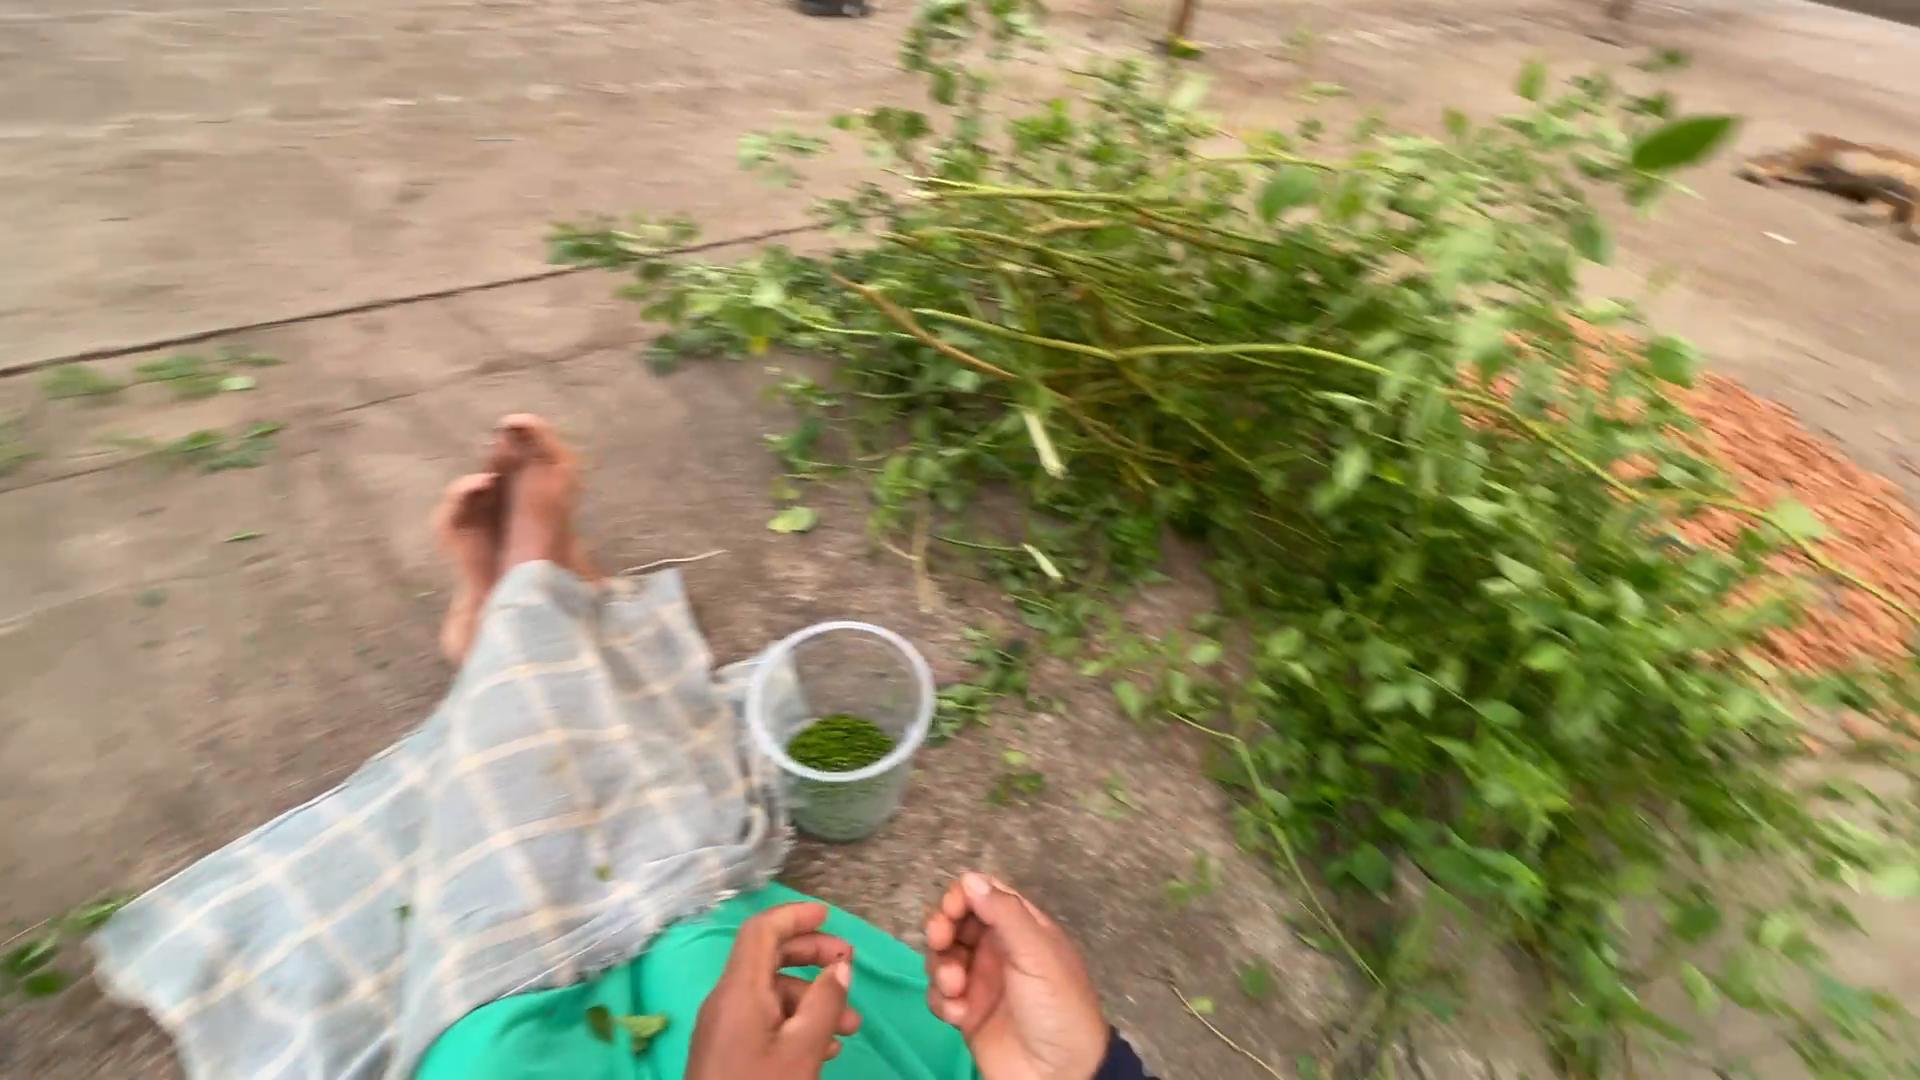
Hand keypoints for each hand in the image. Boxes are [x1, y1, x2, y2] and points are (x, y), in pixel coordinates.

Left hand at [686, 902, 862, 1079]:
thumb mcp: (802, 1049)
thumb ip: (826, 1000)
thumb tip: (841, 964)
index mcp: (738, 989)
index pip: (762, 930)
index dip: (795, 915)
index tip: (829, 916)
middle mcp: (726, 1000)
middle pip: (769, 957)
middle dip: (812, 955)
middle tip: (849, 964)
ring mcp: (724, 1029)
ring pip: (771, 993)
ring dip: (812, 998)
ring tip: (850, 1025)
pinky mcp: (727, 1054)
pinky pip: (764, 1020)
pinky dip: (796, 1021)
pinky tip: (826, 1046)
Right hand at [924, 873, 1107, 1079]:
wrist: (1060, 1078)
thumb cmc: (1057, 1006)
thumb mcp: (1037, 954)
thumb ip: (1005, 913)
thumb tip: (970, 878)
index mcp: (1021, 927)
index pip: (984, 894)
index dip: (963, 895)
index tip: (951, 909)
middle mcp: (998, 948)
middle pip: (957, 921)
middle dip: (942, 927)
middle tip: (940, 941)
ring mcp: (981, 980)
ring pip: (943, 955)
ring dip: (941, 967)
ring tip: (955, 989)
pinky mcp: (967, 1013)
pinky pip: (940, 994)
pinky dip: (942, 1000)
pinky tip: (958, 1015)